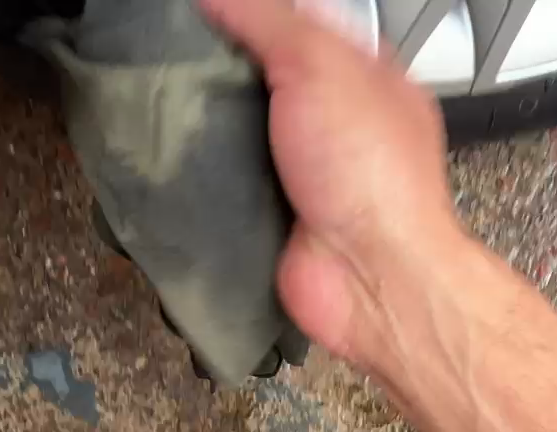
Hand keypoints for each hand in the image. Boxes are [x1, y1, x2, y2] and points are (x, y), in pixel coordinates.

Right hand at [198, 0, 469, 367]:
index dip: (258, 13)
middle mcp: (338, 129)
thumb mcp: (322, 66)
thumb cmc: (379, 184)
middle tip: (184, 56)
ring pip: (244, 136)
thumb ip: (269, 20)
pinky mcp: (278, 220)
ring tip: (177, 106)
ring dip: (213, 126)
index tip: (212, 8)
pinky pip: (232, 189)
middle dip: (226, 70)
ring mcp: (307, 177)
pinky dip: (210, 178)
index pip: (305, 24)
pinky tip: (191, 161)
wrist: (372, 279)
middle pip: (267, 81)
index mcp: (366, 79)